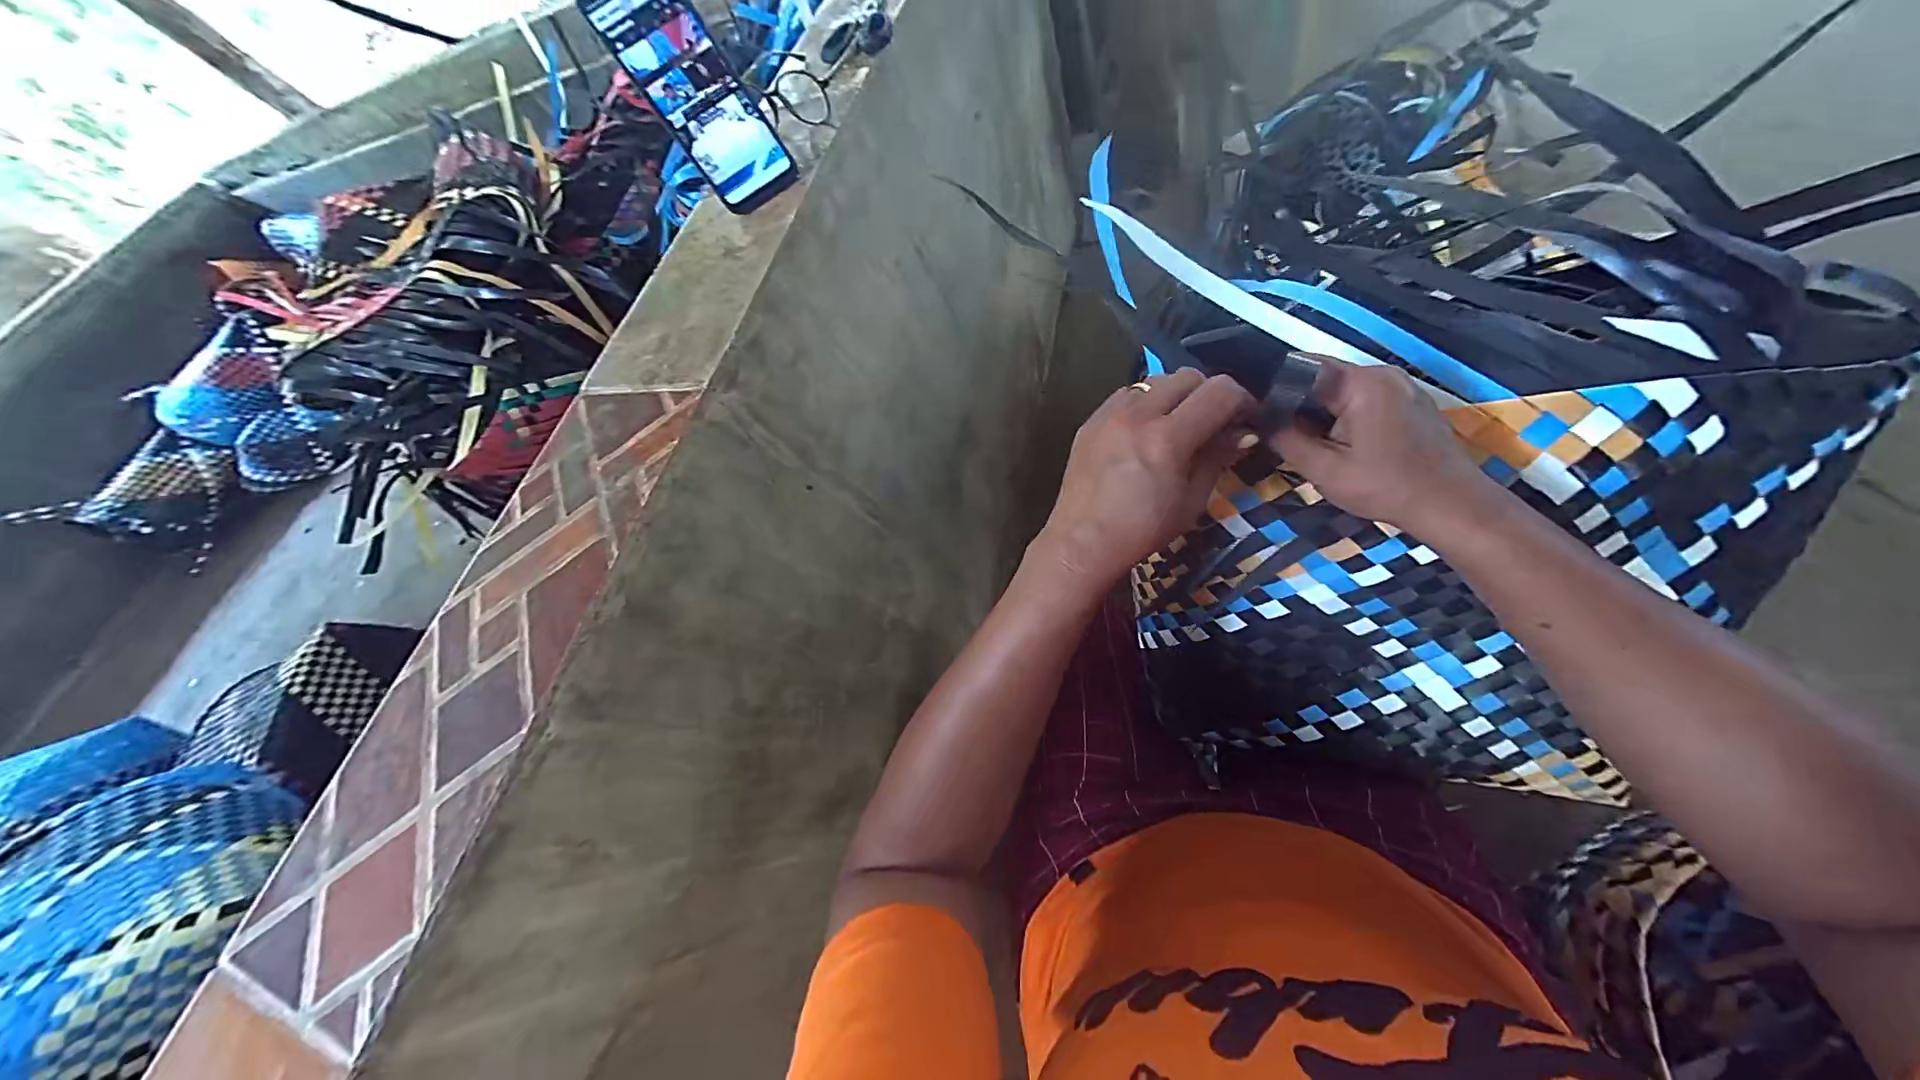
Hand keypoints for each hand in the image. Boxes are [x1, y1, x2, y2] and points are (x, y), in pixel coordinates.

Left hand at [1033, 369, 1257, 590]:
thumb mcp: (1192, 500)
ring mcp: (1108, 414)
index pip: (1219, 391)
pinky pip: (1126, 396)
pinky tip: (1145, 431)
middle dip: (1208, 394)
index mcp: (1166, 438)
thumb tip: (1243, 432)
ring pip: (1154, 381)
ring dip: (1174, 396)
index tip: (1246, 418)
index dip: (1242, 400)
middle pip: (1187, 377)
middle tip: (1214, 422)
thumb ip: (1217, 457)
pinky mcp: (1090, 421)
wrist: (1083, 542)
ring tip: (1178, 426)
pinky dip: (1144, 404)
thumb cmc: (1142, 529)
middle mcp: (1136, 416)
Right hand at [1270, 357, 1507, 534]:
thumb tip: (1259, 420)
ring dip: (1320, 413)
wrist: (1451, 506)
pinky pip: (1363, 399)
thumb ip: (1286, 440)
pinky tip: (1339, 445)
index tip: (1256, 414)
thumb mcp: (1323, 469)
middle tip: (1277, 435)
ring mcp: (1400, 386)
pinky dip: (1343, 416)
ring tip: (1307, 443)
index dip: (1273, 389)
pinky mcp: (1409, 402)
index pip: (1301, 368)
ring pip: (1341, 390)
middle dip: (1297, 404)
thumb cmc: (1385, 487)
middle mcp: (1382, 373)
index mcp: (1361, 383)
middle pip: (1322, 378)